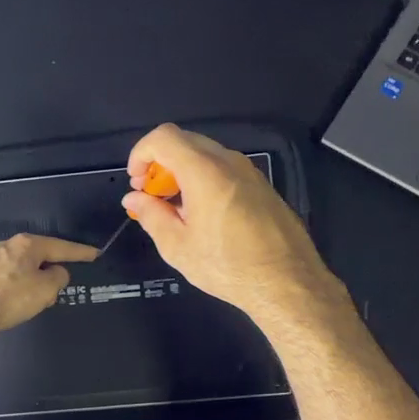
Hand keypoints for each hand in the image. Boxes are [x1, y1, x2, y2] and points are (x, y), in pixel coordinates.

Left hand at [0, 233, 99, 341]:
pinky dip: (21, 287)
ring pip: (25, 267)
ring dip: (36, 280)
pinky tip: (22, 300)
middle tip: (65, 281)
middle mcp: (9, 246)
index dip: (80, 253)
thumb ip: (58, 277)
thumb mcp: (46, 289)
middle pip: (40, 255)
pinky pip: (12, 278)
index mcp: (27, 244)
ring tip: (44, 296)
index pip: (61, 247)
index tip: (94, 254)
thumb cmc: (12, 297)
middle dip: (54, 268)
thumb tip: (56, 273)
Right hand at [121, 124, 343, 321]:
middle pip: (184, 141)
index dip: (140, 153)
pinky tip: (199, 215)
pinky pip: (222, 169)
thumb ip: (151, 215)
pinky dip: (201, 180)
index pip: (164, 138)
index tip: (135, 182)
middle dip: (158, 164)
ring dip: (180, 173)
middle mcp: (229, 162)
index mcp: (205, 173)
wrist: (286, 281)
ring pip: (204, 155)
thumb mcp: (177, 246)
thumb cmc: (227, 266)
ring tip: (172, 209)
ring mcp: (248, 171)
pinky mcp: (260, 185)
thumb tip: (133, 199)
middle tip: (148, 196)